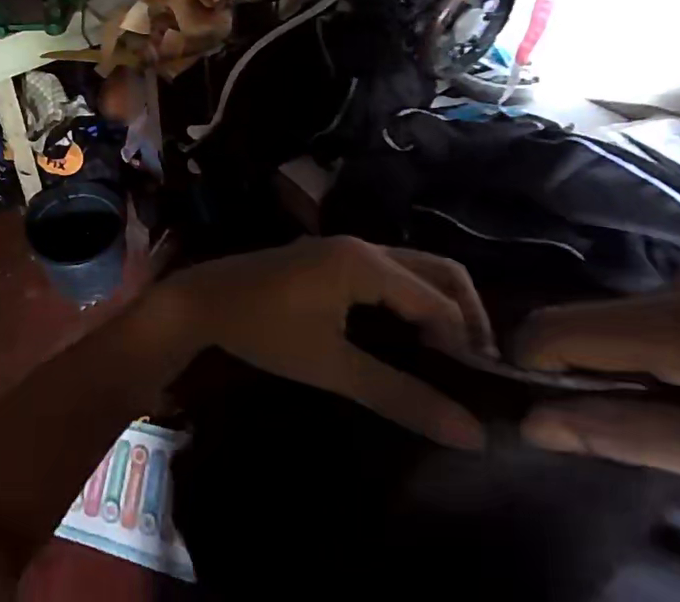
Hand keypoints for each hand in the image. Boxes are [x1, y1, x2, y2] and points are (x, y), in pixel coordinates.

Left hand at [150, 237, 491, 450]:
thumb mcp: (332, 367)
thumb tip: (470, 433)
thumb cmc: (265, 331)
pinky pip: (388, 273)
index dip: (466, 344)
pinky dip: (410, 300)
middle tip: (475, 368)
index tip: (478, 390)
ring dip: (437, 306)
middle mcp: (362, 246)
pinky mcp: (330, 260)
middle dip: (465, 315)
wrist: (201, 303)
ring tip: (449, 358)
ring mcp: (344, 249)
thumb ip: (399, 394)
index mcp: (366, 263)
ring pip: (412, 269)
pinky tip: (408, 337)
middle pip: (437, 271)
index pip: (439, 301)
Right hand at [516, 276, 679, 597]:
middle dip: (564, 374)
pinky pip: (667, 327)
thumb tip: (535, 422)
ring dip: (610, 374)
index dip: (525, 372)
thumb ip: (636, 434)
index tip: (523, 423)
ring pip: (624, 324)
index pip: (555, 330)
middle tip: (581, 444)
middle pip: (584, 322)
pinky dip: (653, 366)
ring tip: (640, 435)